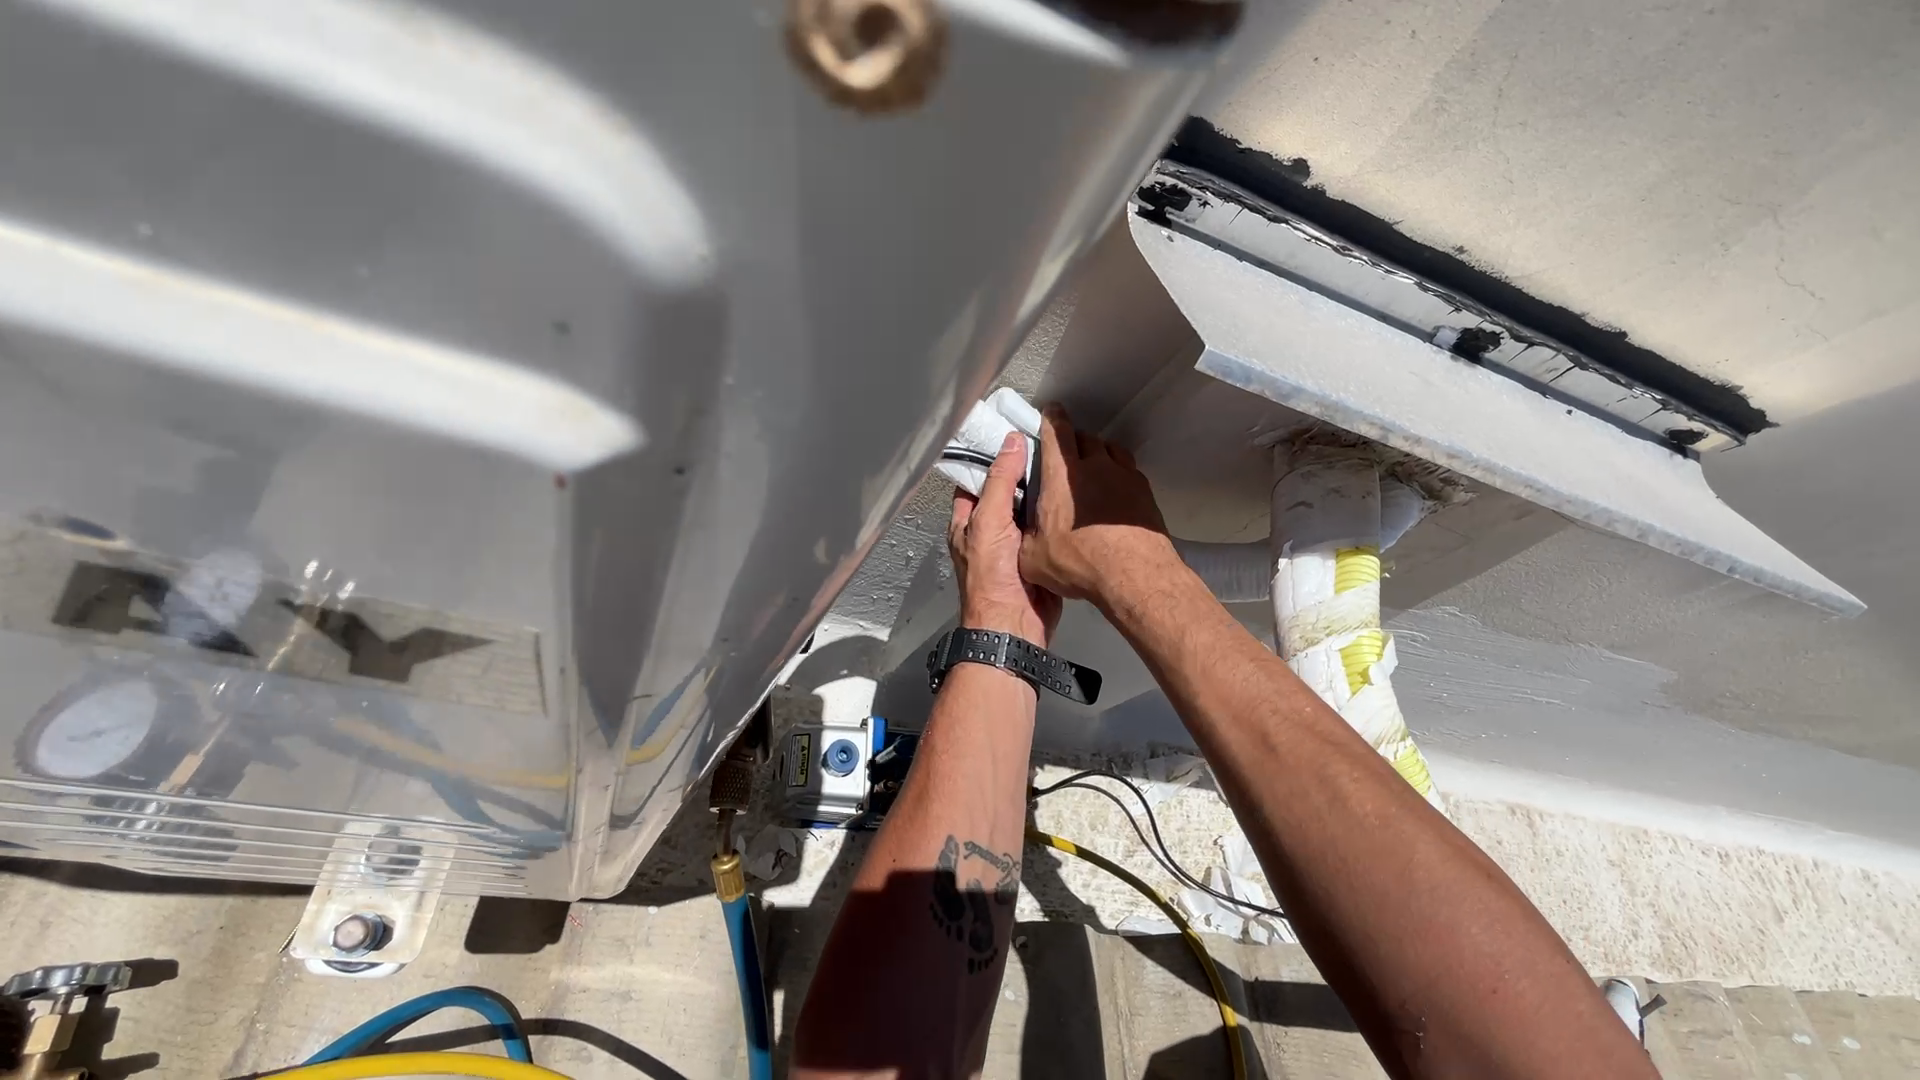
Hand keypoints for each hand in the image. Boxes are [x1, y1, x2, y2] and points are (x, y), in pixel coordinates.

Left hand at [950, 432, 1061, 644]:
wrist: (1015, 626)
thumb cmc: (991, 580)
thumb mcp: (989, 523)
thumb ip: (1001, 482)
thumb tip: (1012, 443)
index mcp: (968, 519)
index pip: (977, 477)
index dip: (993, 455)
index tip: (1016, 432)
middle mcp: (989, 528)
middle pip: (1007, 488)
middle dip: (1024, 469)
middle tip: (1048, 441)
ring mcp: (1015, 541)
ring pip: (1029, 505)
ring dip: (1044, 488)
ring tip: (1064, 458)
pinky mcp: (1039, 552)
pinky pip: (1048, 524)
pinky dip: (1057, 510)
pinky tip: (1073, 492)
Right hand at [1019, 404, 1177, 605]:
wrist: (1134, 575)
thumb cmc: (1080, 564)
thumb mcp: (1033, 558)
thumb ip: (1022, 537)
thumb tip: (1016, 531)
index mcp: (1061, 477)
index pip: (1056, 433)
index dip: (1052, 419)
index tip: (1050, 412)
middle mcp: (1094, 466)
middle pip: (1084, 437)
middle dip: (1073, 439)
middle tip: (1066, 452)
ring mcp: (1123, 475)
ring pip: (1109, 448)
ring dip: (1098, 452)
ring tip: (1092, 467)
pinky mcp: (1144, 490)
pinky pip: (1128, 468)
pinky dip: (1118, 470)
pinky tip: (1116, 488)